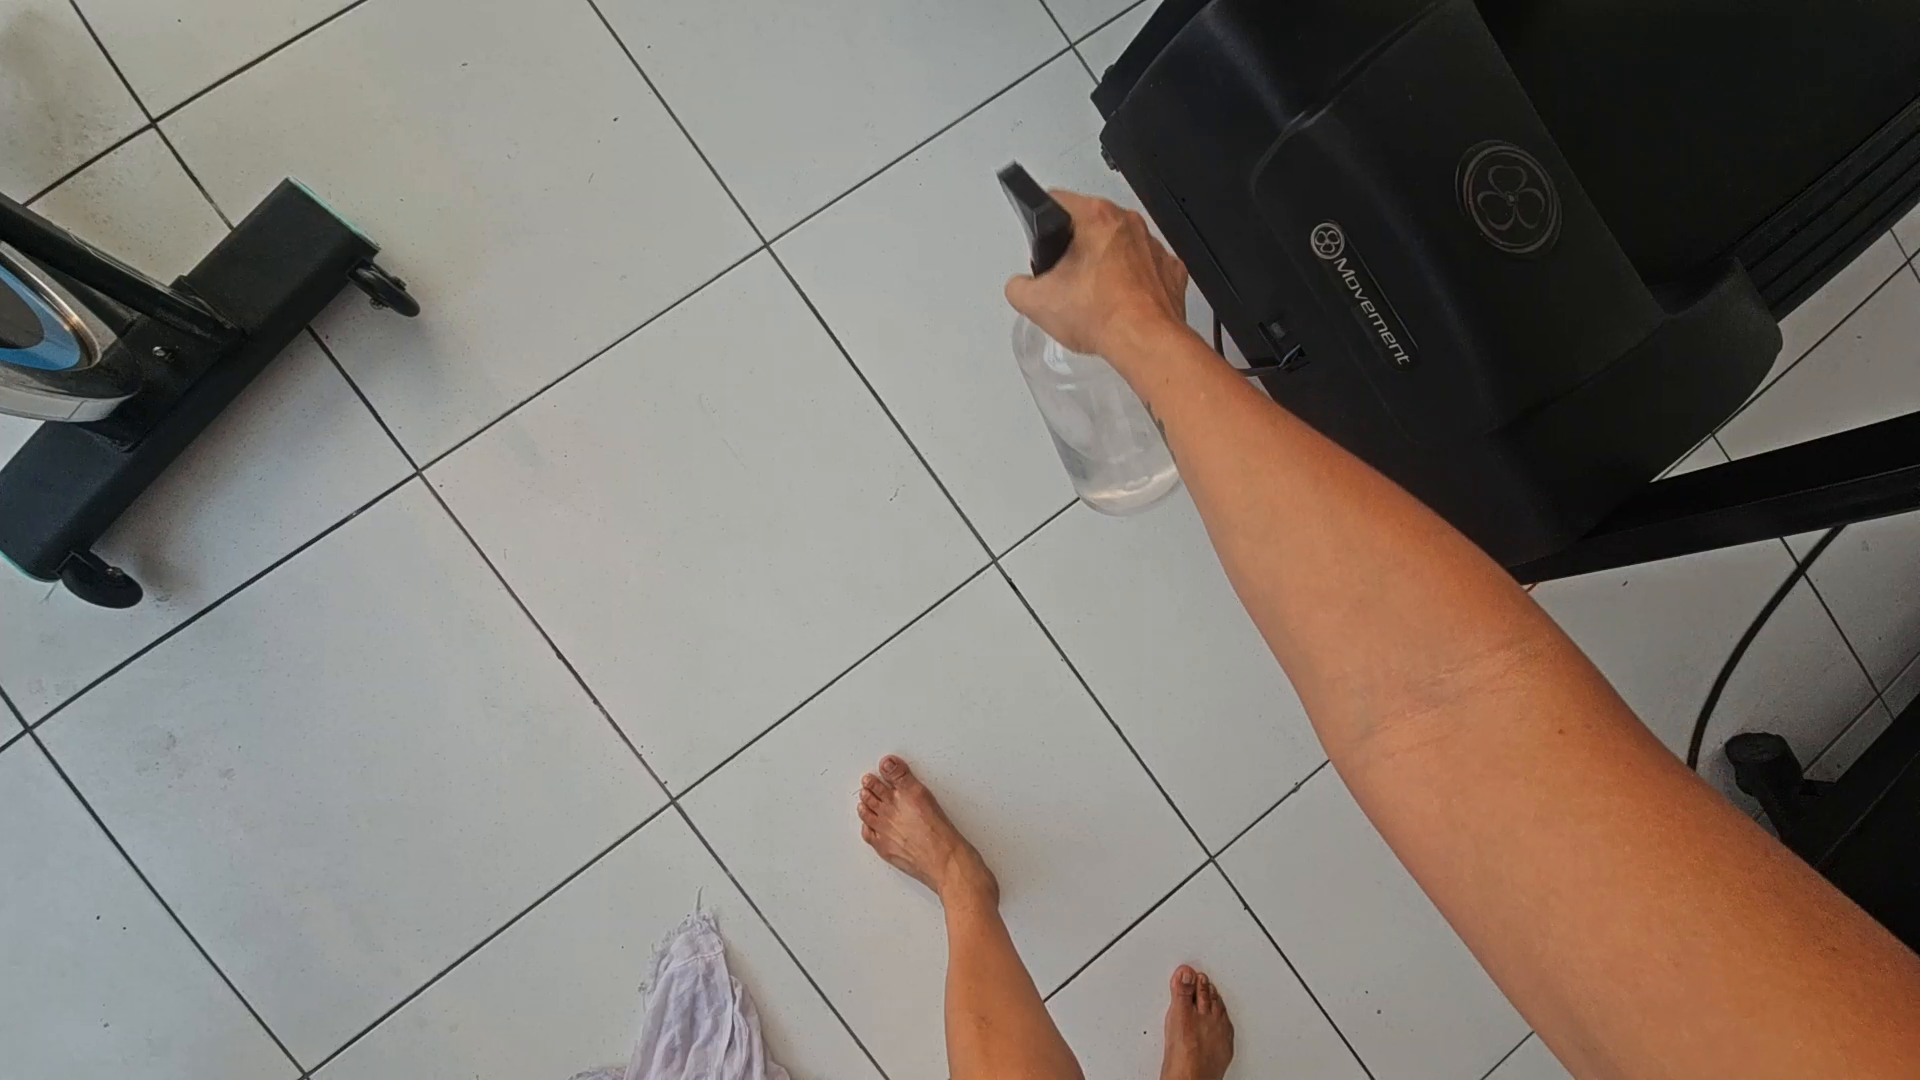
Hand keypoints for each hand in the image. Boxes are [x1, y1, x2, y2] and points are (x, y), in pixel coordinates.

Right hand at [1004, 190, 1190, 367]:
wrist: (1143, 342)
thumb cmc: (1100, 316)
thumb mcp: (1036, 304)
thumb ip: (1018, 287)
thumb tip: (1020, 287)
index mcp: (1095, 217)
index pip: (1057, 200)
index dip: (1042, 222)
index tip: (1043, 241)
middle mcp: (1128, 223)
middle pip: (1090, 226)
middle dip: (1076, 250)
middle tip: (1066, 281)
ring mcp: (1152, 245)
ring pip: (1120, 247)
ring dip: (1106, 266)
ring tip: (1094, 299)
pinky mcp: (1169, 270)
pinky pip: (1144, 270)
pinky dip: (1132, 285)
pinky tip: (1120, 305)